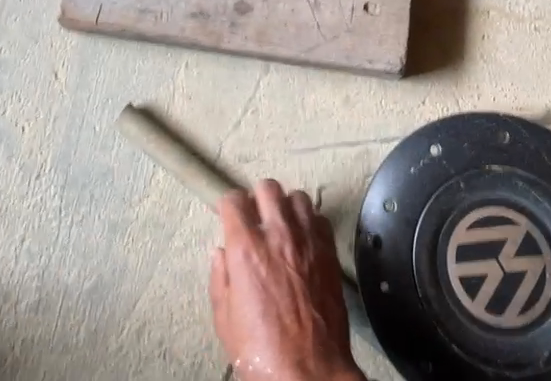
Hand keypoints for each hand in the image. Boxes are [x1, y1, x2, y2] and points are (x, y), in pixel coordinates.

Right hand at [209, 180, 364, 380]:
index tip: (229, 213)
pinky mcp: (329, 253)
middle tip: (255, 214)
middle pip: (268, 187)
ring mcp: (307, 242)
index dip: (228, 205)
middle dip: (257, 197)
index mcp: (246, 249)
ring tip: (282, 222)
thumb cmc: (263, 352)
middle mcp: (277, 235)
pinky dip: (310, 222)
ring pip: (298, 196)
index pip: (234, 200)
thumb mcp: (225, 320)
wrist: (308, 372)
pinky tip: (303, 238)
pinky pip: (320, 219)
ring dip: (286, 205)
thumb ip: (221, 279)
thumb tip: (221, 254)